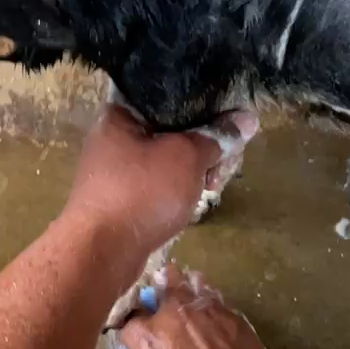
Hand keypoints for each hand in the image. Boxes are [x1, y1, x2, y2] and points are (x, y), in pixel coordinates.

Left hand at [59, 104, 253, 258]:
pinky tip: (192, 203)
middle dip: (204, 148)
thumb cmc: (142, 192)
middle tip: (220, 167)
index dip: (204, 107)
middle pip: (173, 130)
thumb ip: (217, 136)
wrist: (102, 252)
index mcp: (121, 113)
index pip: (170, 96)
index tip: (227, 125)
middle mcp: (115, 136)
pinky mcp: (123, 198)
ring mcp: (117, 170)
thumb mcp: (187, 157)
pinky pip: (159, 184)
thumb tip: (247, 119)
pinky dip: (178, 190)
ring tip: (211, 187)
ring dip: (194, 172)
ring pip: (169, 160)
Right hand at [119, 264, 298, 348]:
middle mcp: (175, 317)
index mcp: (149, 341)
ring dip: (182, 289)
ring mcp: (208, 312)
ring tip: (184, 301)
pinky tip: (210, 317)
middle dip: (155, 294)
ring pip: (188, 282)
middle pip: (159, 284)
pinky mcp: (235, 317)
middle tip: (160, 309)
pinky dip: (208, 302)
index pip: (128, 320)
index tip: (135, 337)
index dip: (130, 328)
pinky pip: (215, 298)